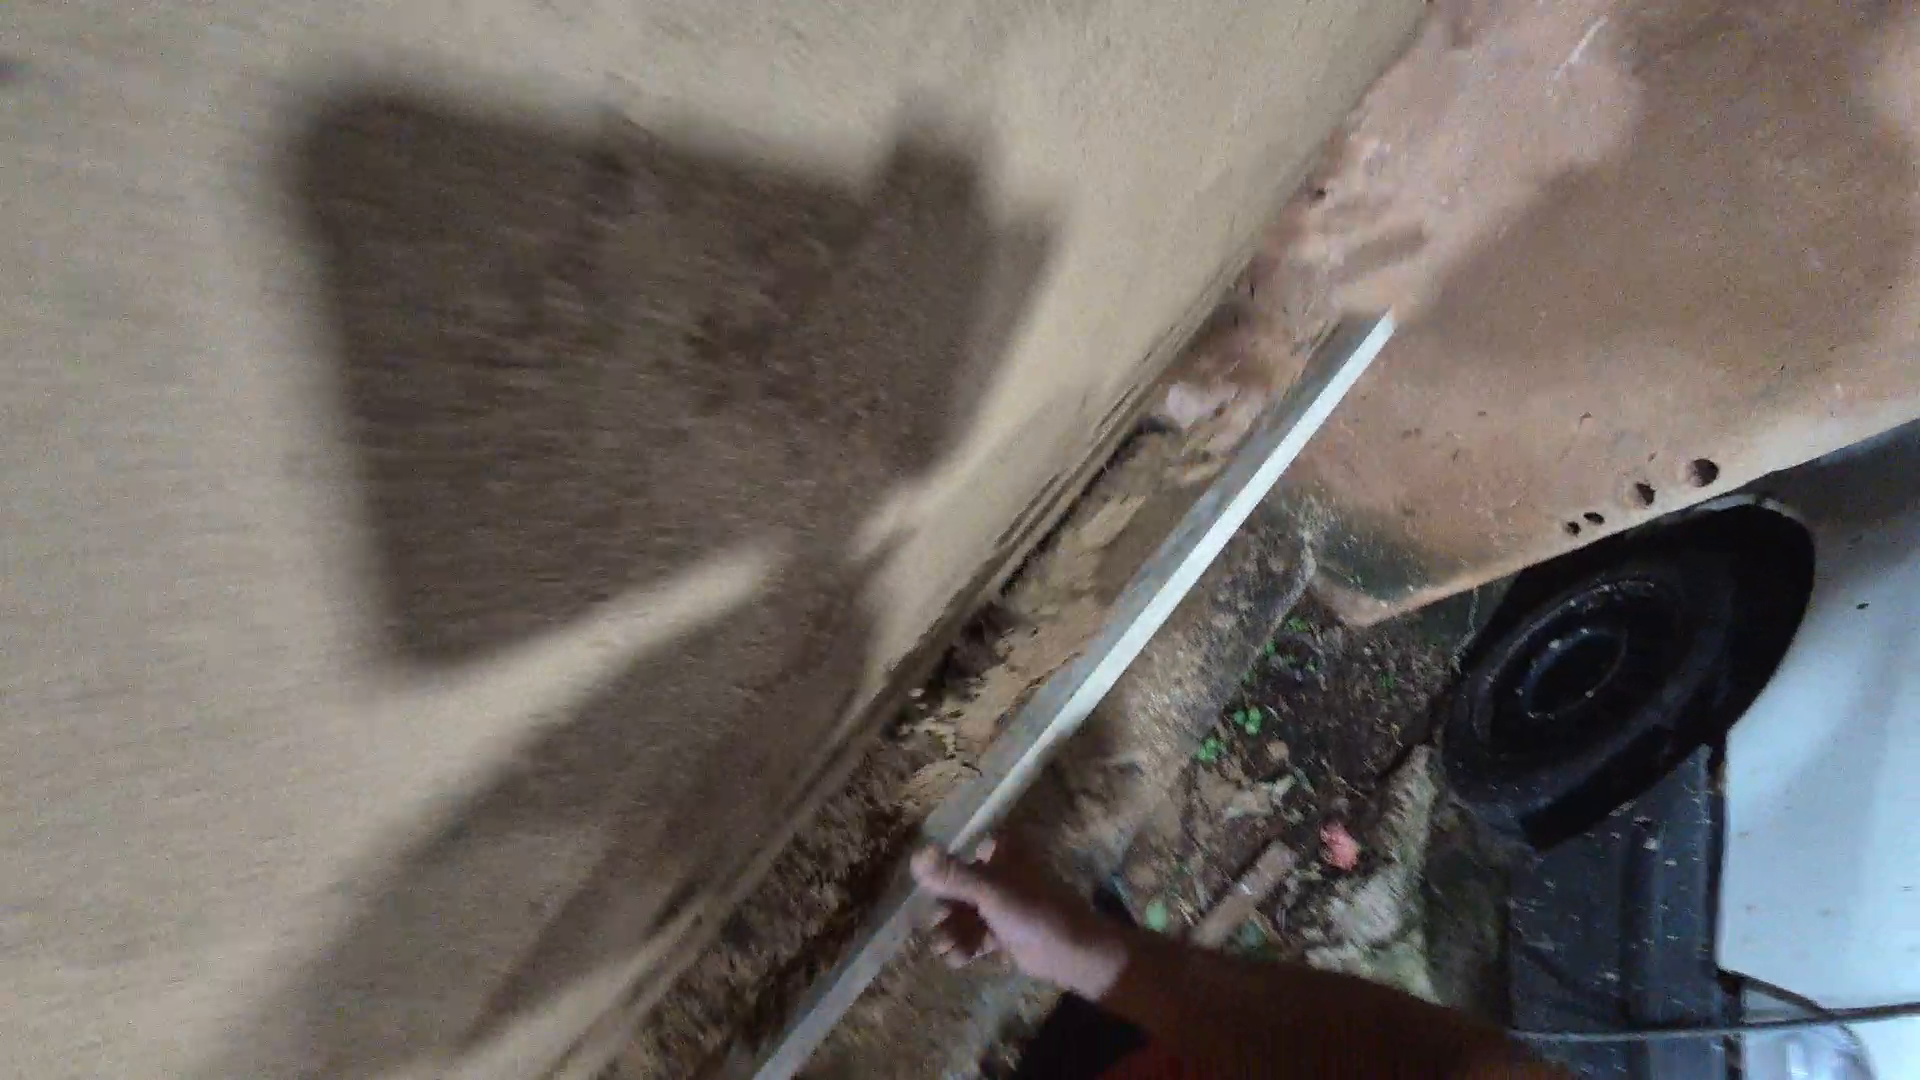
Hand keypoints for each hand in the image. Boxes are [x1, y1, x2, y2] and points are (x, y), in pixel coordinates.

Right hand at [910, 840, 1132, 999]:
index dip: (942, 868)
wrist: (1072, 952)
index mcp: (1001, 848)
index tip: (927, 888)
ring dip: (952, 929)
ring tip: (946, 947)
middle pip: (959, 885)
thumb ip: (952, 874)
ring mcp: (1003, 901)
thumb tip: (915, 855)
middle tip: (937, 925)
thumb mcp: (989, 890)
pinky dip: (966, 943)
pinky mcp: (1004, 929)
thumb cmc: (1032, 909)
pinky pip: (976, 932)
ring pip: (965, 912)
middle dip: (945, 909)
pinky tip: (957, 958)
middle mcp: (1000, 870)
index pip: (961, 848)